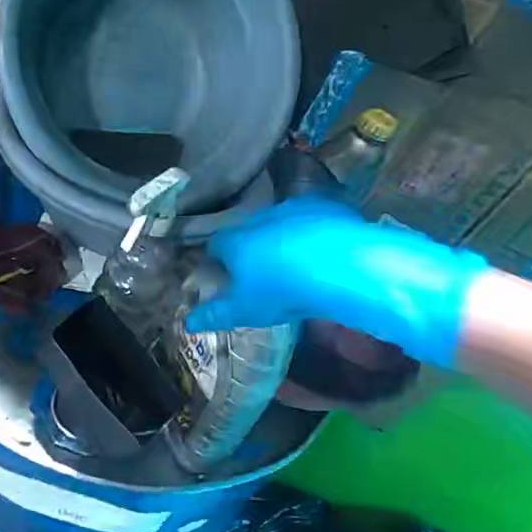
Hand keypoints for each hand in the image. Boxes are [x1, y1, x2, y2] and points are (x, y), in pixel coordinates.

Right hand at [185, 197, 487, 366]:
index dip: (218, 263)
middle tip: (262, 277)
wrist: (345, 267)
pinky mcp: (329, 208)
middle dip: (251, 251)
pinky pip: (313, 223)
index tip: (226, 280)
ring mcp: (296, 209)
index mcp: (235, 239)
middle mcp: (260, 217)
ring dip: (282, 243)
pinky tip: (324, 258)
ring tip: (295, 268)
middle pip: (247, 233)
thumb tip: (187, 323)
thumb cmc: (283, 290)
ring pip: (280, 226)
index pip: (215, 247)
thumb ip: (216, 314)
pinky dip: (313, 238)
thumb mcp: (247, 309)